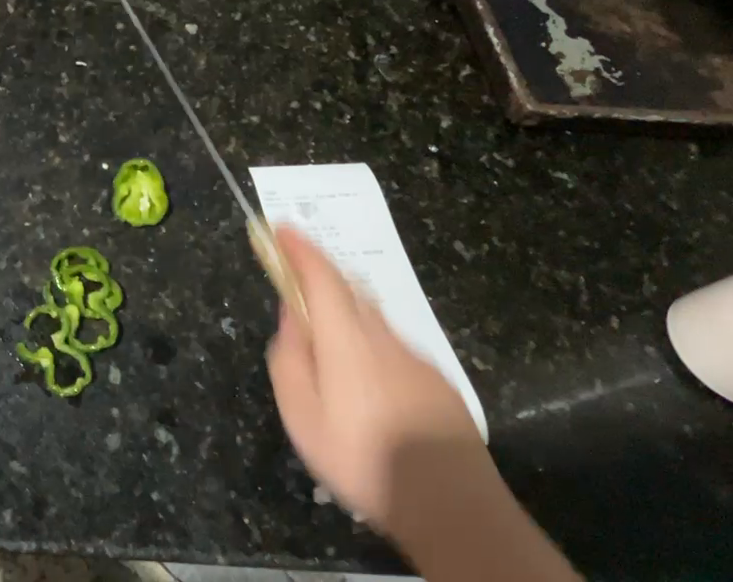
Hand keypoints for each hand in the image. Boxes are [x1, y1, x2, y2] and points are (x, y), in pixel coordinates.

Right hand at [265, 228, 495, 532]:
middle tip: (297, 278)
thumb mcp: (302, 415)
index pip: (321, 276)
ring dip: (346, 309)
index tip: (281, 228)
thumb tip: (292, 319)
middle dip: (322, 274)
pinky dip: (370, 340)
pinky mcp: (437, 381)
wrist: (451, 505)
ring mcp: (415, 357)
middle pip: (351, 289)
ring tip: (327, 336)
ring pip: (374, 317)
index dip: (299, 248)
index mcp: (346, 339)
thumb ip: (291, 359)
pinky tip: (366, 378)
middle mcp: (383, 336)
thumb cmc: (361, 458)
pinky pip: (393, 344)